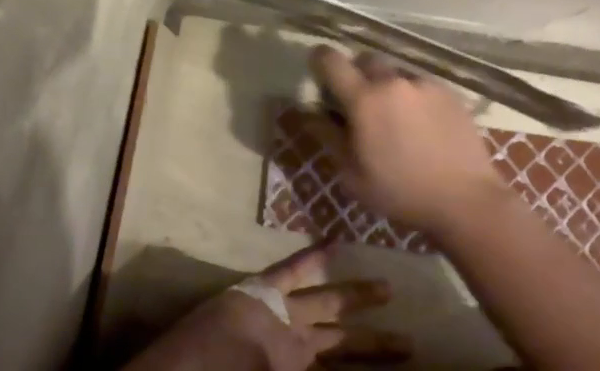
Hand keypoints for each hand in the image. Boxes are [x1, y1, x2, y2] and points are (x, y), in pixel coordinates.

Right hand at [122, 242, 408, 370]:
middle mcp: (284, 319)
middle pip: (329, 303)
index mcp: (259, 296)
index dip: (315, 257)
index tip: (336, 242)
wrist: (197, 368)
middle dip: (359, 297)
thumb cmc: (192, 342)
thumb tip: (254, 320)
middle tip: (390, 291)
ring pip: (342, 345)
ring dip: (375, 345)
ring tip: (407, 345)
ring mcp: (295, 352)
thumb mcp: (217, 316)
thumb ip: (243, 312)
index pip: (292, 269)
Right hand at [310, 46, 506, 236]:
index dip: (320, 60)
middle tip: (360, 102)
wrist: (466, 200)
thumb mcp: (352, 175)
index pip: (331, 60)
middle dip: (357, 74)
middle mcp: (392, 81)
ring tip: (396, 117)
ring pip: (396, 72)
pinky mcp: (449, 91)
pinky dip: (414, 96)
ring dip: (388, 86)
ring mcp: (424, 83)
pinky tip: (422, 125)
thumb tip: (310, 112)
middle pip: (366, 59)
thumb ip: (328, 136)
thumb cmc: (401, 192)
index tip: (319, 72)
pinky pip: (421, 84)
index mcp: (364, 99)